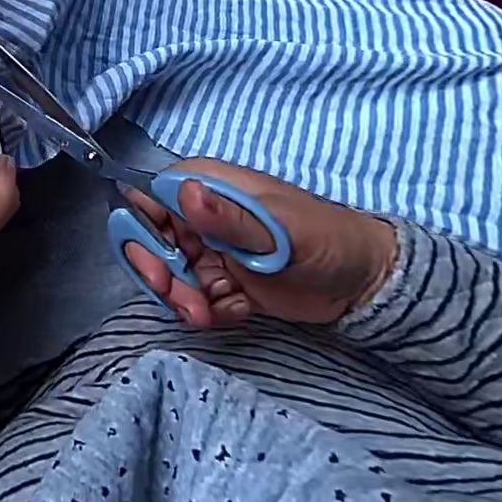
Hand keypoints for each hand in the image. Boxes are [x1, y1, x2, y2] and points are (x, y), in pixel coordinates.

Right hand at [121, 158, 396, 328]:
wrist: (362, 282)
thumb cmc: (323, 238)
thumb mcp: (278, 227)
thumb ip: (229, 215)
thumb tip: (185, 191)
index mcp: (206, 187)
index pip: (147, 198)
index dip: (139, 229)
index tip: (157, 263)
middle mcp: (198, 216)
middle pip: (148, 241)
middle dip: (157, 272)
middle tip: (181, 300)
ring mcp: (208, 250)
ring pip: (167, 274)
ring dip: (179, 298)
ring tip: (207, 314)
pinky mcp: (220, 282)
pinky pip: (193, 298)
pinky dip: (204, 312)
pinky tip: (233, 313)